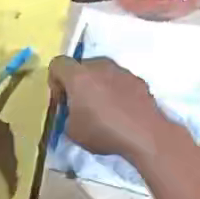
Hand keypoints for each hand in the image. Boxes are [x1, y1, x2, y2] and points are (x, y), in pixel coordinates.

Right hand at [49, 56, 171, 161]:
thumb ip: (67, 114)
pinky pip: (119, 81)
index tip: (62, 100)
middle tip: (79, 104)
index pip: (57, 64)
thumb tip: (73, 112)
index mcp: (78, 76)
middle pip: (81, 66)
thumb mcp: (71, 130)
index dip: (54, 81)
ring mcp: (122, 71)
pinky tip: (119, 111)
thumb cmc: (102, 131)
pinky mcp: (139, 80)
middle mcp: (100, 66)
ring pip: (101, 72)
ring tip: (101, 109)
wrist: (145, 135)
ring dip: (96, 86)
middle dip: (76, 82)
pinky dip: (114, 91)